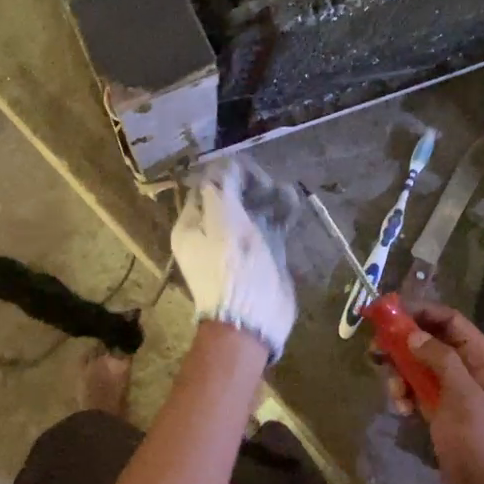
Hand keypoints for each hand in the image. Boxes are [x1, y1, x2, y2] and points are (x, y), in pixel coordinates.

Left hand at [170, 159, 300, 362]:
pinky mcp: (263, 253)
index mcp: (192, 225)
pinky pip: (271, 224)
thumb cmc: (231, 267)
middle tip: (266, 187)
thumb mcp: (222, 221)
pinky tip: (291, 204)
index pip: (205, 186)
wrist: (251, 319)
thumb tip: (224, 165)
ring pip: (254, 207)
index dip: (226, 174)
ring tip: (284, 196)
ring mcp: (239, 243)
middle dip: (252, 184)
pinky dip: (281, 212)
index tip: (248, 173)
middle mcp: (213, 231)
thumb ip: (222, 189)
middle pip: (232, 194)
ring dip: (270, 195)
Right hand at [379, 302, 483, 483]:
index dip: (419, 311)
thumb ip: (440, 360)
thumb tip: (412, 333)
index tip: (387, 313)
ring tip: (394, 394)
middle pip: (427, 340)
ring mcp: (452, 390)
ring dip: (399, 375)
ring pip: (416, 365)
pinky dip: (404, 395)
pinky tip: (400, 411)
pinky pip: (415, 390)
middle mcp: (467, 368)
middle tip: (375, 352)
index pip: (448, 320)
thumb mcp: (464, 398)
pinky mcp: (439, 410)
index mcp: (481, 358)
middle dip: (401, 344)